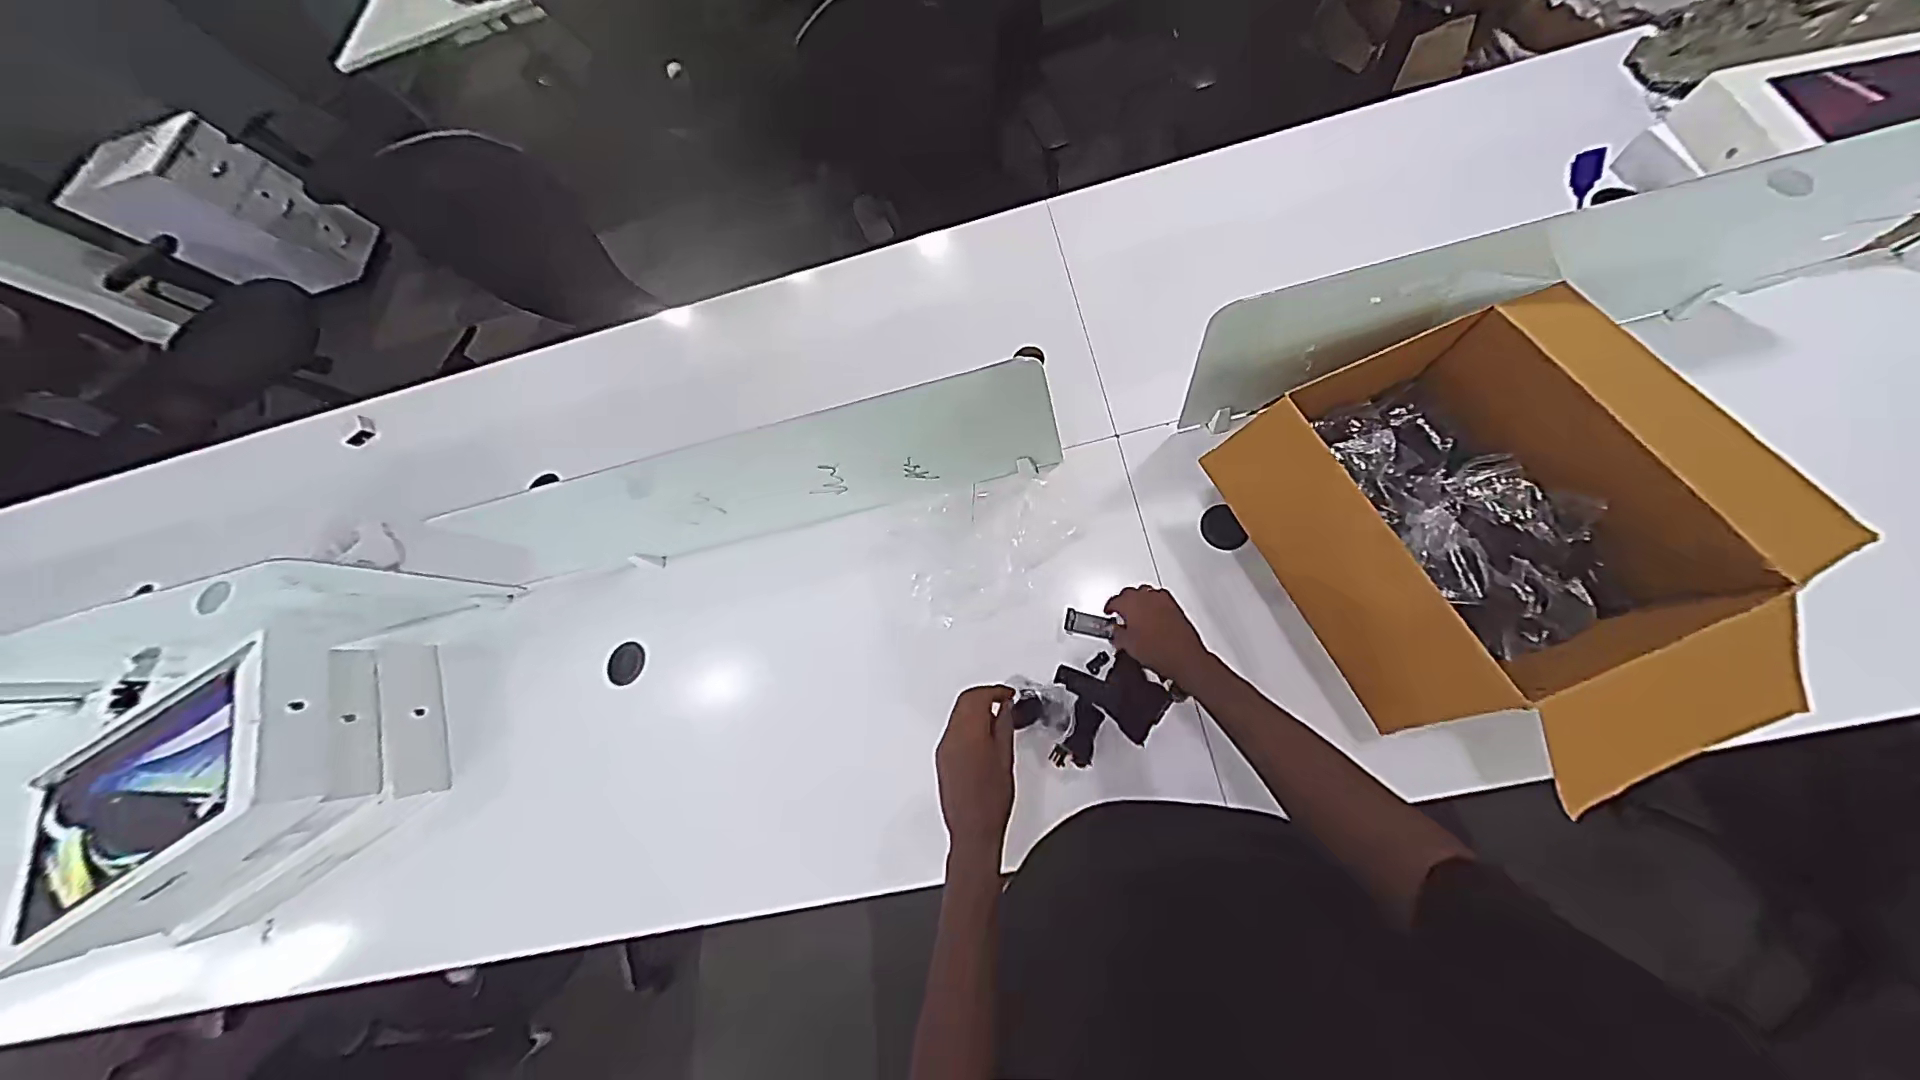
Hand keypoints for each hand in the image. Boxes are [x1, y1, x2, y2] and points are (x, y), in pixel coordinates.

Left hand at [935, 685, 1016, 871]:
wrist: (973, 831)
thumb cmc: (991, 801)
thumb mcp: (1006, 757)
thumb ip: (1004, 726)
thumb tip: (1004, 708)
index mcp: (967, 733)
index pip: (976, 697)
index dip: (994, 690)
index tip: (1007, 693)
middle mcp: (950, 738)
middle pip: (963, 702)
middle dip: (984, 696)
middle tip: (1003, 700)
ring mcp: (944, 749)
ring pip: (958, 715)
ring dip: (975, 710)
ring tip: (997, 718)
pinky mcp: (942, 760)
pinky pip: (954, 731)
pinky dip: (968, 725)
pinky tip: (984, 735)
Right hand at [1106, 585, 1213, 684]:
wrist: (1184, 657)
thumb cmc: (1159, 650)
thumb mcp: (1127, 645)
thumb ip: (1117, 635)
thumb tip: (1115, 632)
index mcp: (1131, 602)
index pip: (1114, 600)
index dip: (1109, 608)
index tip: (1109, 612)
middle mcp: (1147, 596)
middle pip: (1130, 593)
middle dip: (1124, 603)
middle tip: (1120, 615)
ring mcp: (1163, 600)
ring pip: (1146, 594)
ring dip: (1139, 602)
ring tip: (1137, 617)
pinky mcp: (1175, 607)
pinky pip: (1160, 601)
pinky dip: (1154, 606)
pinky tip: (1153, 619)